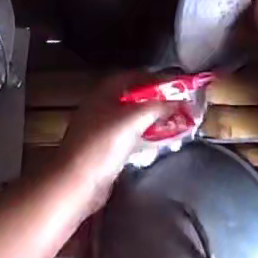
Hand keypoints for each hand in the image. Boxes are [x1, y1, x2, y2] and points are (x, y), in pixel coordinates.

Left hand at [55, 72, 167, 207]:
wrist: (76, 182)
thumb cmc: (102, 144)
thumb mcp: (134, 119)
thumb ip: (158, 106)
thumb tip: (179, 102)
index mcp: (104, 92)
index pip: (134, 76)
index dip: (157, 79)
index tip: (179, 86)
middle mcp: (101, 107)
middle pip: (134, 97)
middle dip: (157, 101)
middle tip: (180, 106)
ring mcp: (101, 129)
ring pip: (132, 119)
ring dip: (153, 120)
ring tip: (175, 124)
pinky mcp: (104, 150)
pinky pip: (129, 137)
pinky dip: (145, 137)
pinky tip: (158, 143)